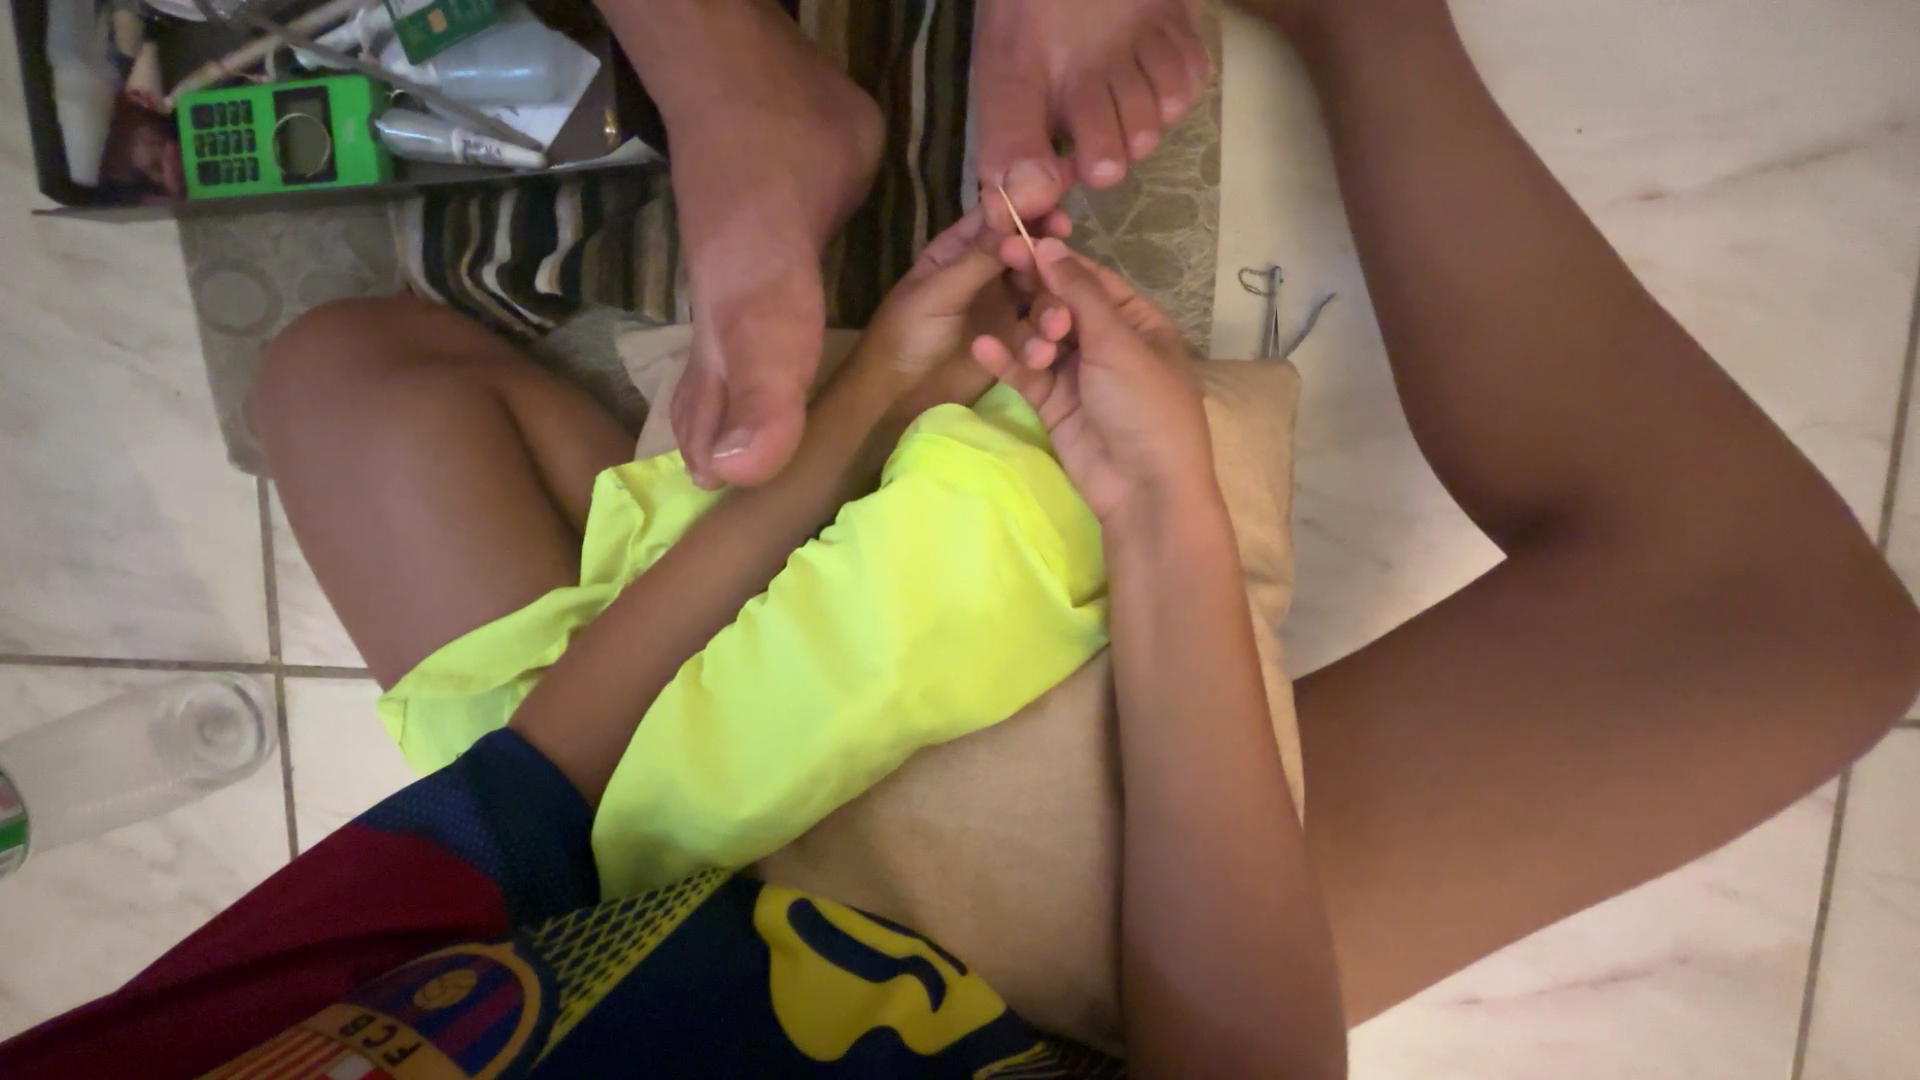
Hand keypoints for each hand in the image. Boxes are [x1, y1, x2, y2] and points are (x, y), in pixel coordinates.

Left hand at [855, 205, 1072, 417]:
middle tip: (1066, 269)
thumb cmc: (907, 333)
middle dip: (1048, 259)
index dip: (1030, 214)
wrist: (899, 390)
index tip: (1057, 219)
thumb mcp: (939, 292)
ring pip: (1039, 291)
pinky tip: (1049, 343)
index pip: (1001, 220)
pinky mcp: (1013, 339)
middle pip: (1029, 254)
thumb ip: (977, 256)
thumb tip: (1010, 208)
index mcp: (963, 248)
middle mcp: (989, 271)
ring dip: (1052, 299)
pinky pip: (1038, 328)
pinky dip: (1047, 332)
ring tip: (1057, 320)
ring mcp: (1004, 304)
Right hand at [971, 237, 1214, 526]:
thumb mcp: (1118, 342)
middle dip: (1041, 301)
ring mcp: (1078, 374)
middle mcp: (1106, 341)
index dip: (1053, 262)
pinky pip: (1027, 374)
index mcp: (1135, 320)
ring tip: (1039, 354)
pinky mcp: (1054, 403)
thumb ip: (1079, 293)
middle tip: (1020, 291)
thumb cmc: (1145, 405)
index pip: (1088, 279)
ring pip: (1041, 338)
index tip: (1013, 243)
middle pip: (1060, 305)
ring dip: (1031, 336)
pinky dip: (1007, 361)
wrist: (1143, 485)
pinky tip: (983, 347)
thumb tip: (1047, 244)